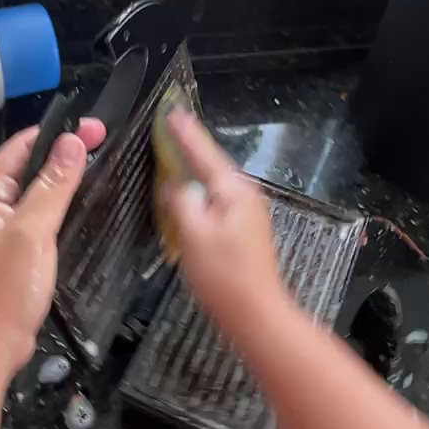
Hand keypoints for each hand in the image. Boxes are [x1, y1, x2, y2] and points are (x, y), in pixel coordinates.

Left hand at [0, 117, 106, 382]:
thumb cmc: (5, 289)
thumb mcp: (32, 231)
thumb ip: (53, 185)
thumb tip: (73, 141)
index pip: (22, 146)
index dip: (59, 133)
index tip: (97, 128)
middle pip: (30, 166)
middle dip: (66, 154)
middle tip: (107, 143)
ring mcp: (0, 229)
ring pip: (37, 192)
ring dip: (66, 180)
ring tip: (103, 167)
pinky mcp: (14, 250)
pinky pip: (39, 217)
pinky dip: (61, 207)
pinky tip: (85, 206)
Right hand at [158, 109, 292, 333]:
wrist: (258, 316)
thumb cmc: (224, 276)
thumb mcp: (194, 235)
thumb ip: (181, 202)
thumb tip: (174, 183)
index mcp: (234, 192)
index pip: (205, 154)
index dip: (186, 134)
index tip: (172, 111)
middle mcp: (246, 197)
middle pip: (214, 166)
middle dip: (192, 147)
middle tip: (170, 127)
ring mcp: (249, 215)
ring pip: (216, 185)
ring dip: (196, 169)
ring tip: (176, 152)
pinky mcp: (245, 233)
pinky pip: (218, 201)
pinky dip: (201, 192)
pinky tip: (190, 194)